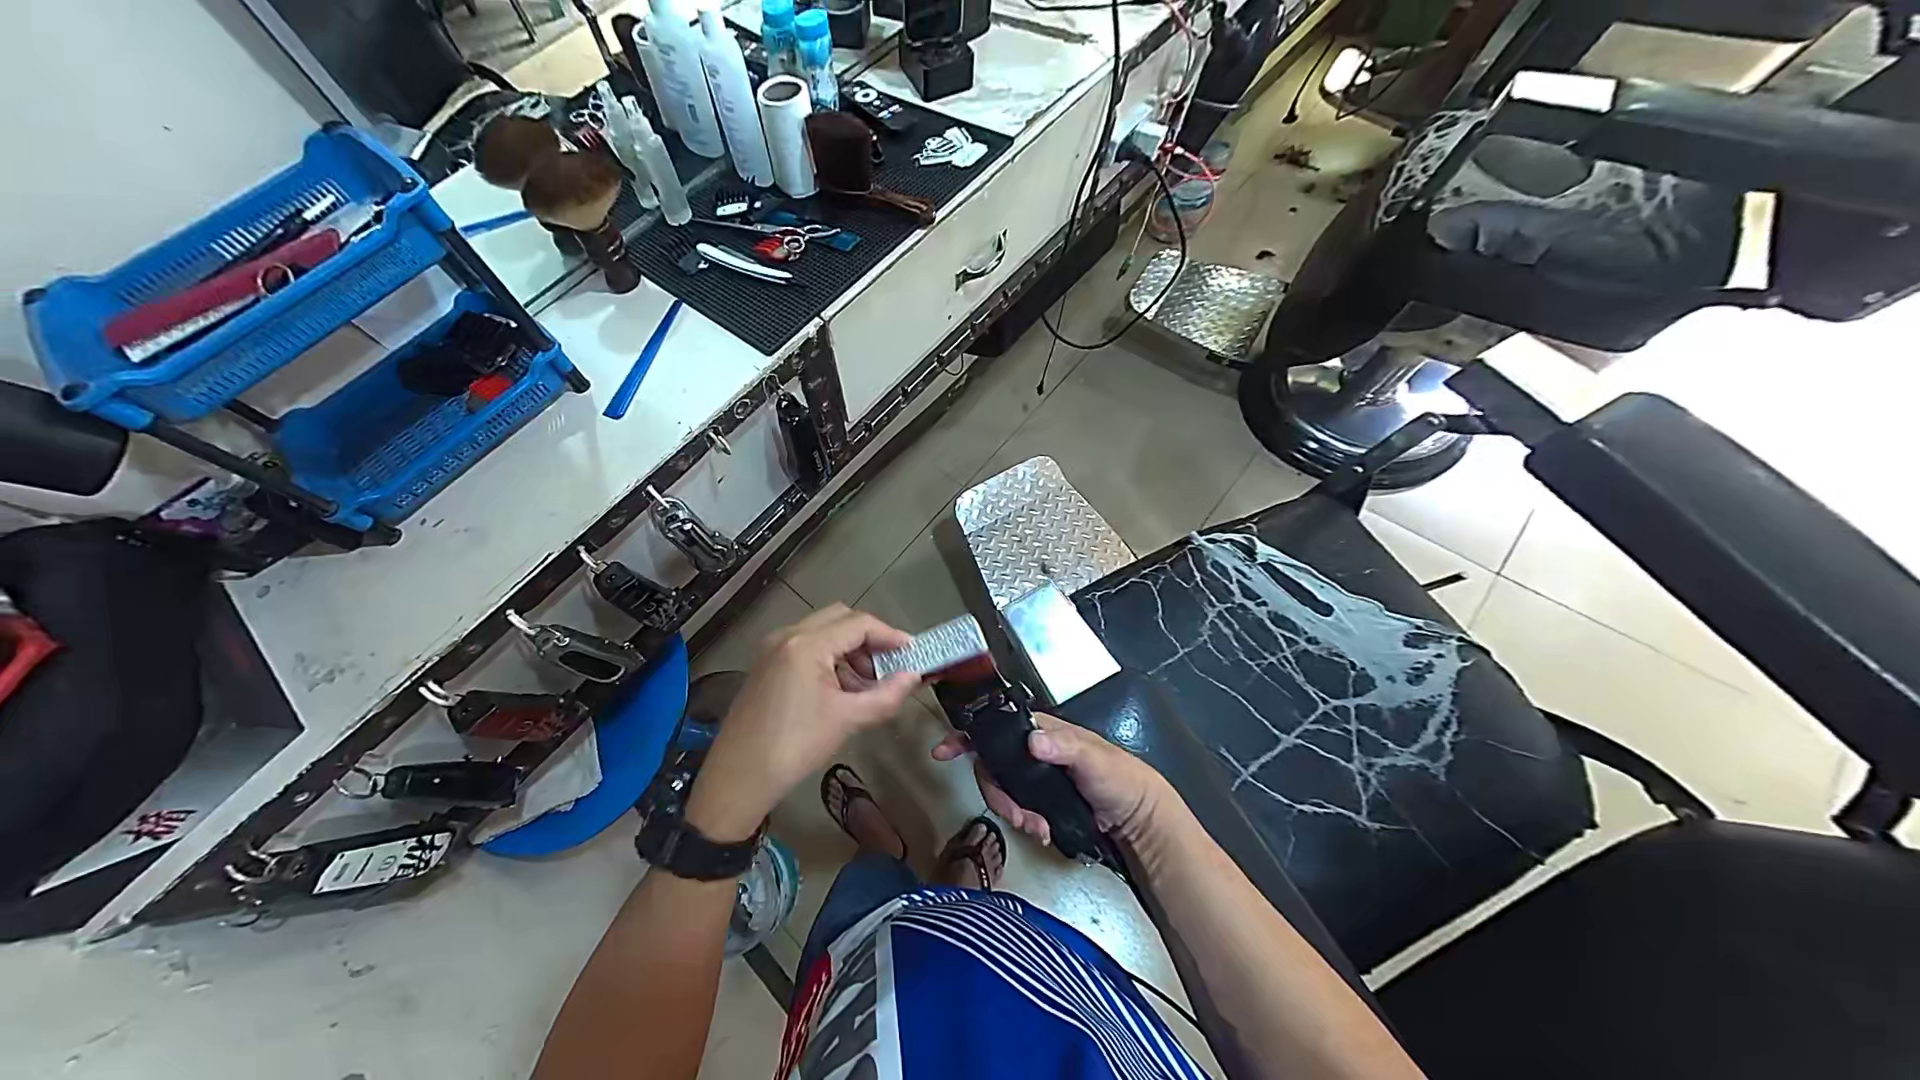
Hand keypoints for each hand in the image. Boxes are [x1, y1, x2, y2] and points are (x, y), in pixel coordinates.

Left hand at [687, 605, 920, 840]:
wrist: (738, 778)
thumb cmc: (795, 747)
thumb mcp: (848, 720)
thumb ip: (886, 695)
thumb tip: (914, 677)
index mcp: (806, 644)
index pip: (859, 624)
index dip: (891, 636)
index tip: (913, 653)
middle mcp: (787, 635)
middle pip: (840, 618)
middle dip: (870, 638)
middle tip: (891, 664)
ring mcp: (772, 648)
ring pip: (823, 630)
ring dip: (850, 648)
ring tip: (868, 682)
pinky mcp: (766, 663)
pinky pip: (806, 645)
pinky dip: (829, 656)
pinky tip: (841, 687)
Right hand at [933, 712, 1177, 849]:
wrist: (1137, 816)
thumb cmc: (1119, 777)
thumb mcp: (1095, 759)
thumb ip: (1065, 747)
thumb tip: (1033, 740)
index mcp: (1040, 731)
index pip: (996, 726)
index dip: (967, 736)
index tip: (944, 751)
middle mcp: (1032, 750)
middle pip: (992, 766)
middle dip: (998, 794)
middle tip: (1017, 817)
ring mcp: (1034, 775)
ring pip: (1002, 789)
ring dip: (1011, 811)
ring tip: (1037, 828)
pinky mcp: (1039, 799)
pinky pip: (1016, 807)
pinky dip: (1022, 820)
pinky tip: (1041, 831)